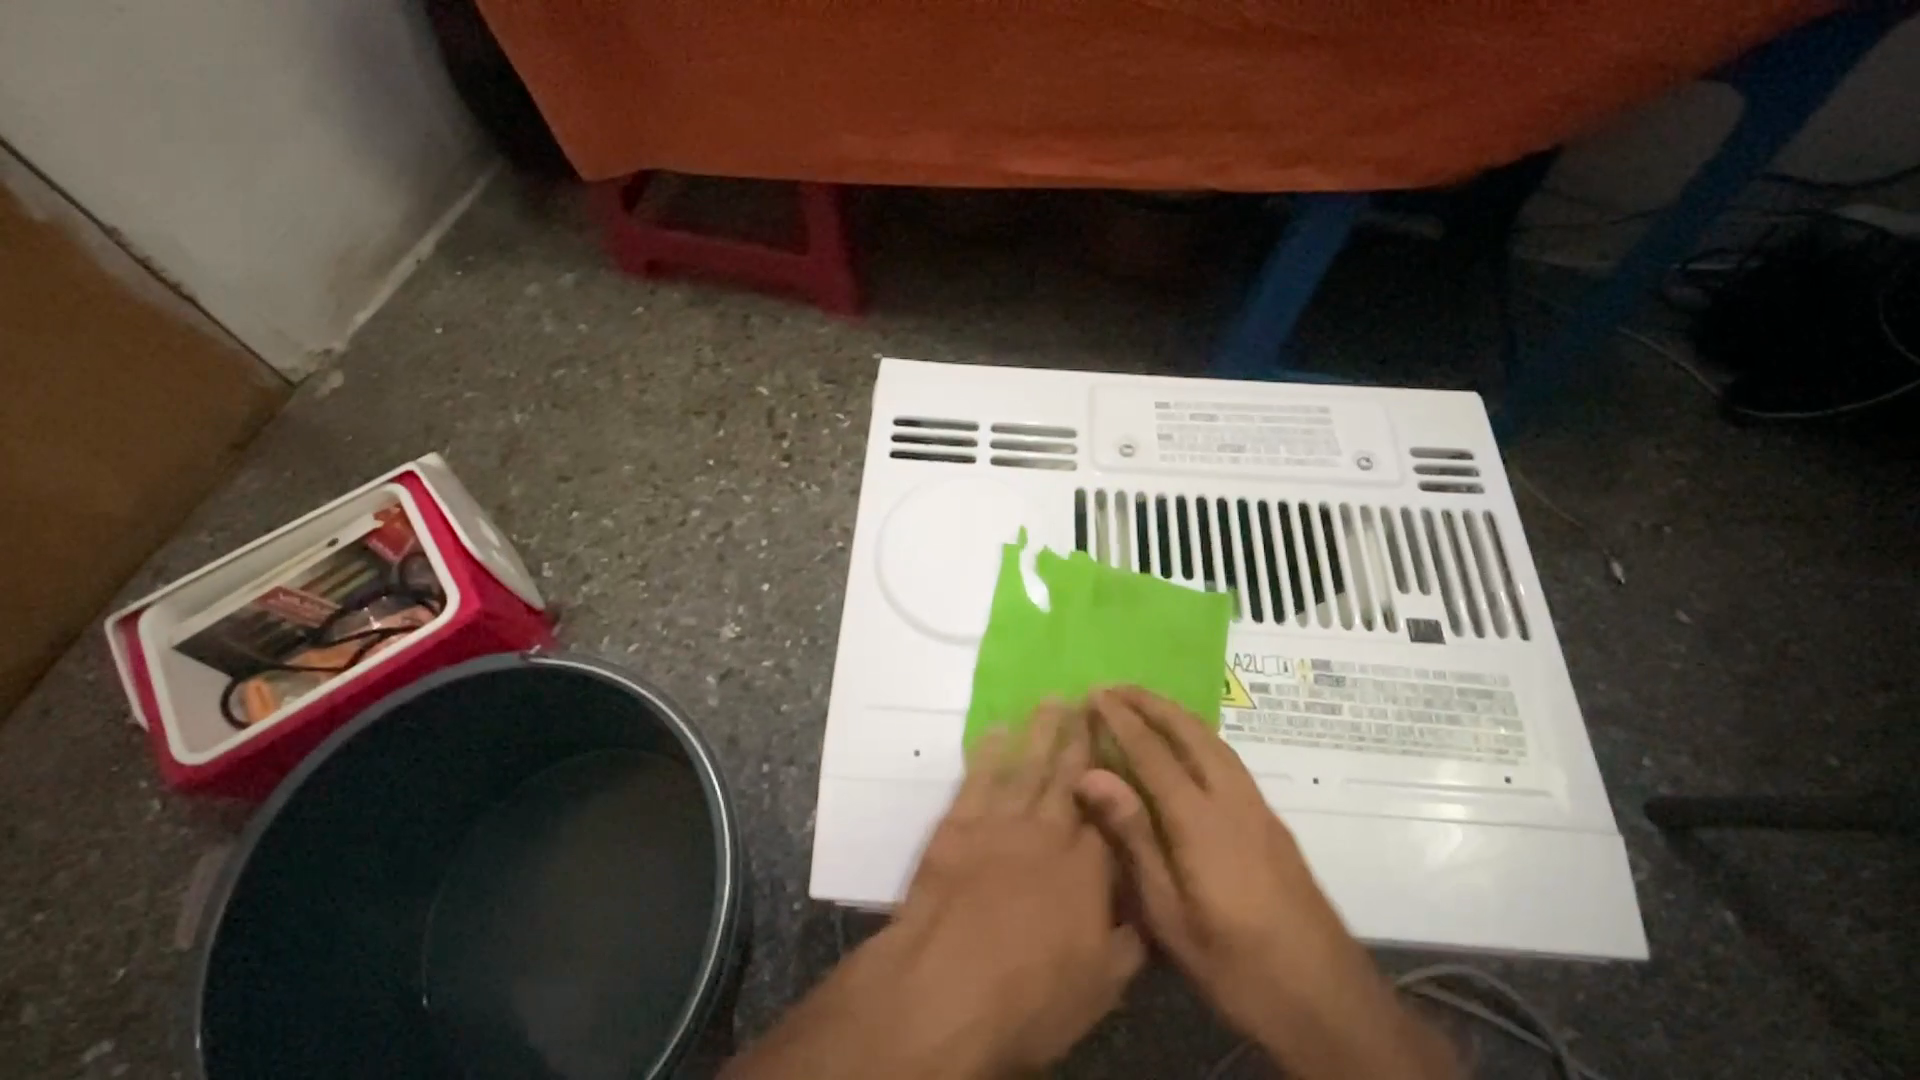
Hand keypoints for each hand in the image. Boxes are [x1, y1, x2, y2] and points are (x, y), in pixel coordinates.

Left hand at [723, 704, 1141, 1079]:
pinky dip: (988, 752)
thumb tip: (1152, 912)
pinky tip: (996, 731)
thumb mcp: (1100, 986)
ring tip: (1054, 701)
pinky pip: (977, 779)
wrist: (946, 989)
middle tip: (1093, 701)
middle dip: (1084, 739)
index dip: (1121, 780)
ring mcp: (1001, 825)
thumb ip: (1130, 942)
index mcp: (1090, 870)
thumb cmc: (1030, 999)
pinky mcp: (957, 827)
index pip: (1113, 814)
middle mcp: (1050, 834)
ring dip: (1042, 733)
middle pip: (1072, 778)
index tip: (1129, 748)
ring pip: (1028, 767)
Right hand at [1078, 688, 1456, 1079]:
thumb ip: (1133, 840)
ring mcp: (1260, 811)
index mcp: (1201, 822)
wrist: (1326, 999)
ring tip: (1146, 706)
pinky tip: (1189, 752)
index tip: (1094, 695)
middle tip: (1115, 687)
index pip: (1153, 754)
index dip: (1121, 721)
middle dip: (1152, 704)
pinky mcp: (1274, 826)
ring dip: (1178, 717)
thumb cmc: (1235, 966)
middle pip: (1191, 734)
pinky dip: (1199, 739)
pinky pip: (1229, 761)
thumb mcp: (1169, 916)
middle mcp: (1234, 803)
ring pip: (1216, 744)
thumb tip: (1092, 776)